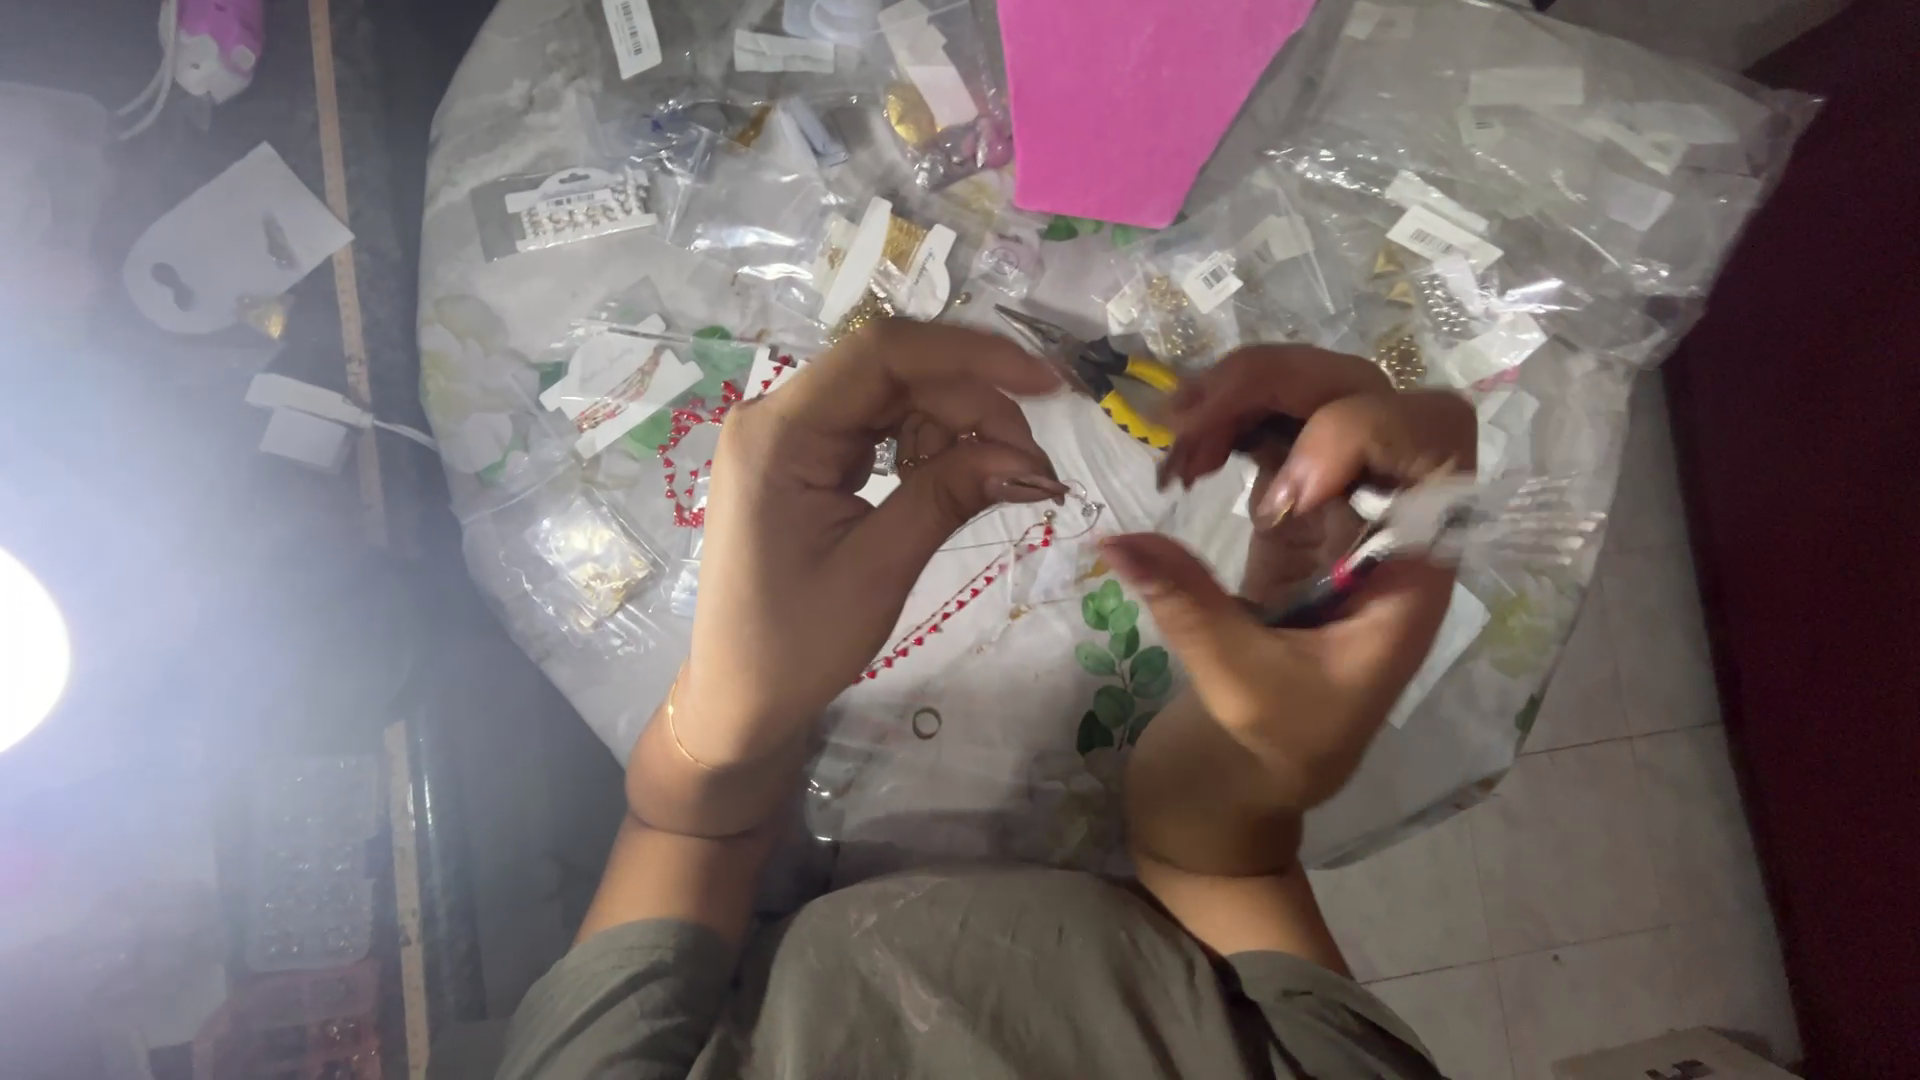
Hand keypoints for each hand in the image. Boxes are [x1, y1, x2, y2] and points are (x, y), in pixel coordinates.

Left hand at [674, 320, 1063, 767]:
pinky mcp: (806, 460)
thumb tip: (1028, 457)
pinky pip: (878, 431)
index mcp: (779, 432)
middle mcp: (778, 415)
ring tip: (1005, 479)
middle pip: (894, 375)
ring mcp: (790, 436)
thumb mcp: (878, 569)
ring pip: (893, 399)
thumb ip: (948, 496)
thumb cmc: (796, 644)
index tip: (1044, 384)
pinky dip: (928, 448)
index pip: (882, 353)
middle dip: (974, 406)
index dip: (971, 355)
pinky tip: (958, 478)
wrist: (741, 695)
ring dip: (958, 428)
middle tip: (1034, 465)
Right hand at [1105, 345, 1474, 818]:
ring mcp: (1334, 506)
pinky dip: (1223, 423)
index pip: (1431, 442)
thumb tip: (1116, 541)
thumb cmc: (1274, 746)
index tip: (1275, 496)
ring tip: (1172, 434)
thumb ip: (1189, 608)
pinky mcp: (1288, 510)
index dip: (1359, 433)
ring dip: (1239, 395)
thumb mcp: (1240, 686)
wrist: (1251, 768)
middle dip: (1277, 385)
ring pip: (1312, 398)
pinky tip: (1183, 455)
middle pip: (1366, 393)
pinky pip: (1268, 432)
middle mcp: (1384, 516)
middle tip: (1190, 417)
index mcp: (1412, 562)